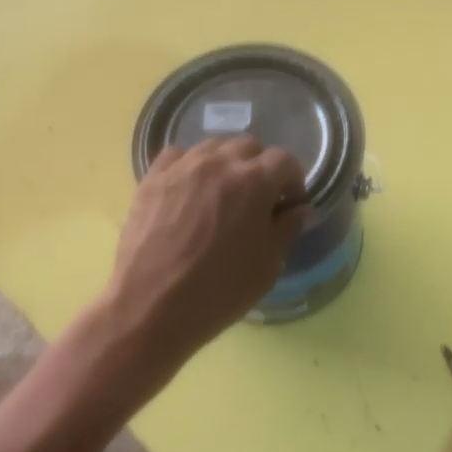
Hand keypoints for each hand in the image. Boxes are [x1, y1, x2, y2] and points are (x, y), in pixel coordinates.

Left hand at [104, 137, 309, 364]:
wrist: (152, 305)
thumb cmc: (219, 290)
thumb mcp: (268, 265)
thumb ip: (287, 229)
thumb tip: (299, 209)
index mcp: (254, 182)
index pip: (284, 160)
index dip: (293, 181)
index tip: (289, 205)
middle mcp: (219, 163)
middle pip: (248, 146)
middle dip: (260, 167)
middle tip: (258, 199)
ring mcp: (182, 167)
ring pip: (213, 147)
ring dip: (226, 163)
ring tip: (222, 193)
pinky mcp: (152, 179)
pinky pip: (177, 156)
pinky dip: (189, 165)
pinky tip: (188, 189)